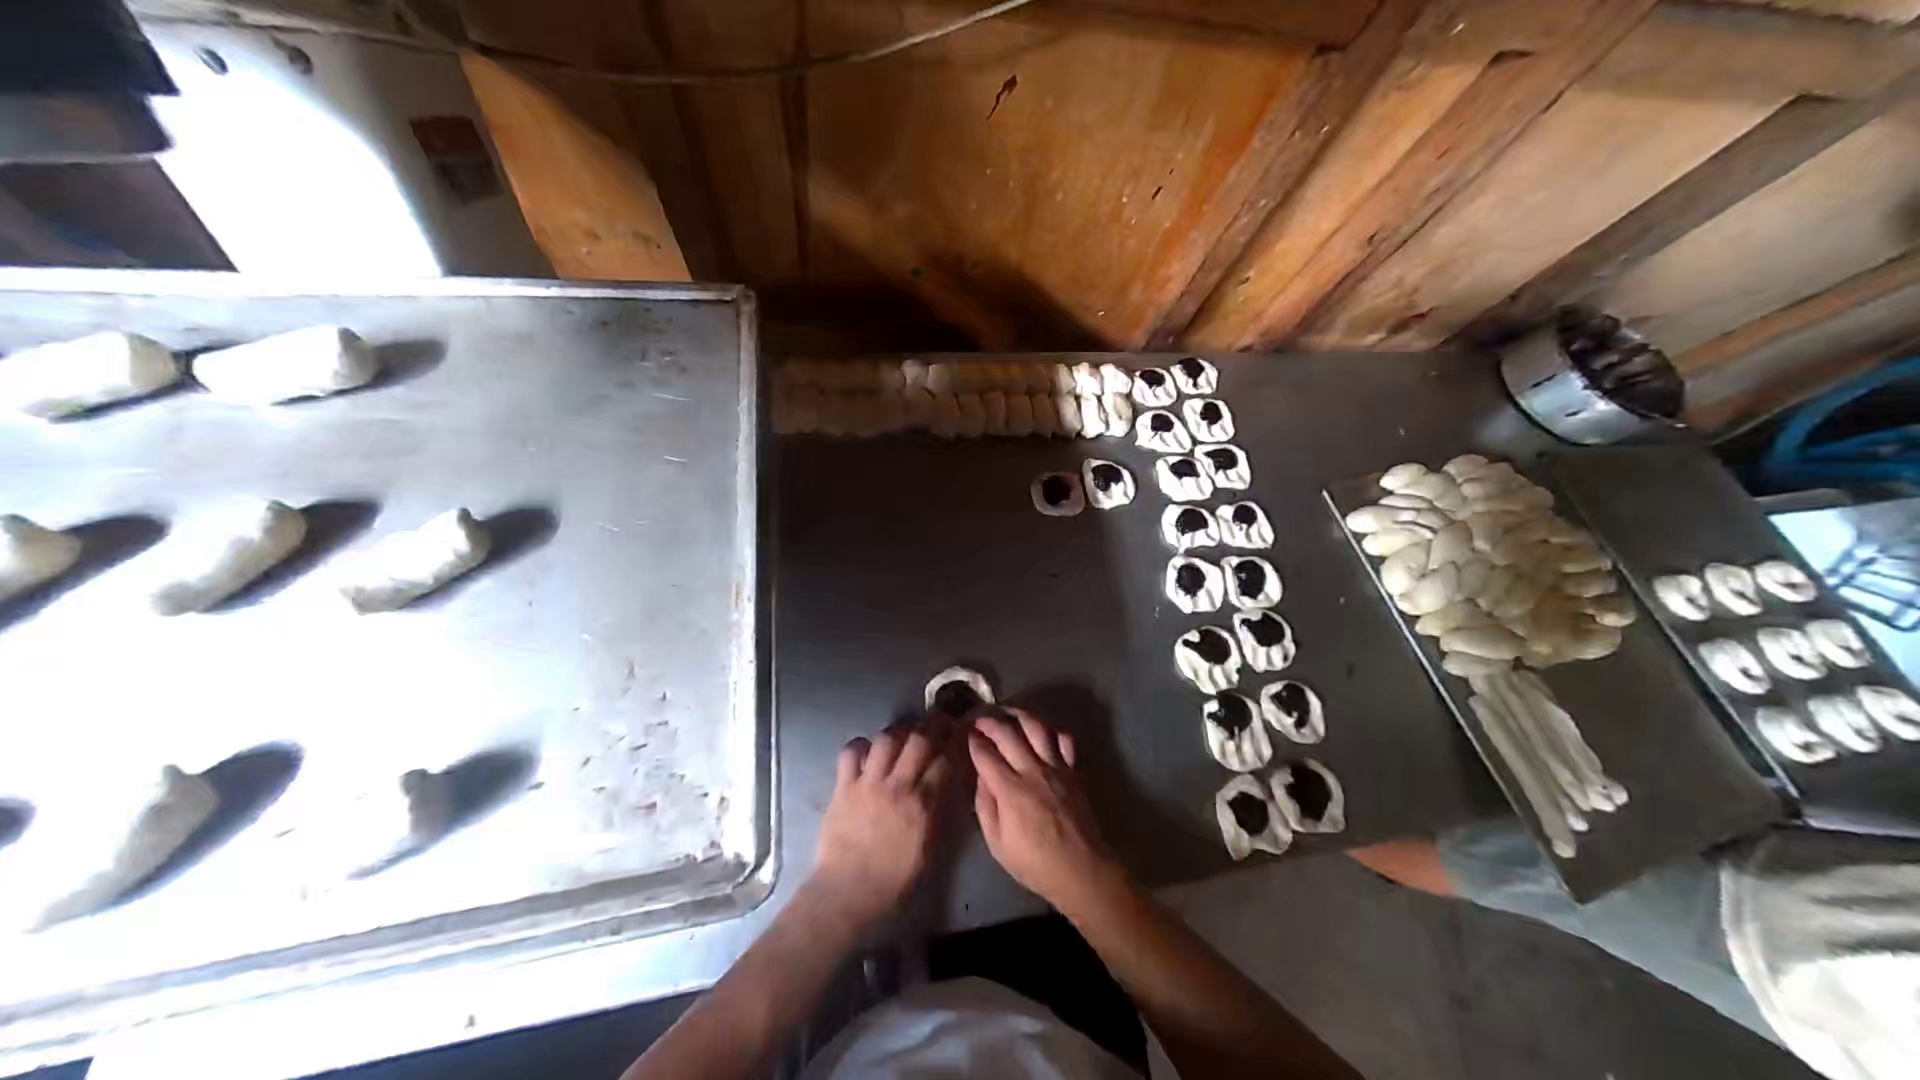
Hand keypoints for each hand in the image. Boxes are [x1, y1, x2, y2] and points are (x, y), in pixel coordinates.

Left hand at [808, 723, 950, 929]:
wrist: (848, 889)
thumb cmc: (892, 878)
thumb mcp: (926, 848)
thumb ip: (935, 814)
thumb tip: (942, 790)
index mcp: (922, 804)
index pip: (944, 762)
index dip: (954, 743)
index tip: (959, 733)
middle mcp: (897, 786)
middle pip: (918, 741)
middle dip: (933, 725)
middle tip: (938, 719)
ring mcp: (868, 783)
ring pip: (886, 740)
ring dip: (897, 732)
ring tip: (903, 732)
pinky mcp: (844, 786)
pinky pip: (851, 753)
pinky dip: (860, 746)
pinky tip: (867, 749)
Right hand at [970, 708, 1123, 911]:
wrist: (1081, 870)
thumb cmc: (1035, 863)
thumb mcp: (997, 844)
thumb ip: (985, 805)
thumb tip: (980, 776)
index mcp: (1010, 790)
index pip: (985, 754)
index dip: (971, 740)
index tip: (964, 733)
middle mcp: (1032, 771)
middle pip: (1007, 733)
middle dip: (988, 722)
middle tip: (978, 719)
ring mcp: (1056, 768)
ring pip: (1037, 727)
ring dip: (1019, 714)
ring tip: (1007, 711)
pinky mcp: (1074, 771)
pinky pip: (1065, 740)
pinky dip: (1052, 730)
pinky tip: (1042, 730)